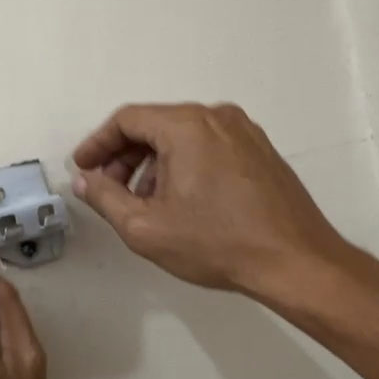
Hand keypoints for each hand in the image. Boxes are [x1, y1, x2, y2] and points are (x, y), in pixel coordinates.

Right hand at [71, 102, 352, 299]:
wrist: (295, 262)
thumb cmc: (216, 243)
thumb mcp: (145, 227)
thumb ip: (105, 198)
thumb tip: (85, 180)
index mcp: (187, 126)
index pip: (127, 120)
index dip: (97, 144)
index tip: (82, 169)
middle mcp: (217, 117)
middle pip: (155, 125)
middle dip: (124, 156)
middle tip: (108, 190)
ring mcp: (244, 132)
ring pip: (182, 137)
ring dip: (153, 164)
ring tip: (144, 203)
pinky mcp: (261, 151)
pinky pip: (208, 147)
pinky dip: (184, 165)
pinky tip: (180, 202)